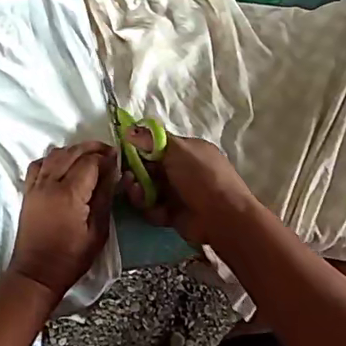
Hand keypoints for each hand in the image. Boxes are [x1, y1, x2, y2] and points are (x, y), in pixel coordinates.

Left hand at [9, 141, 118, 296]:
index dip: (106, 157)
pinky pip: (38, 164)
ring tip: (89, 156)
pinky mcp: (27, 191)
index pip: (90, 162)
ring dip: (73, 150)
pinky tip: (63, 164)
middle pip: (72, 152)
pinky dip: (52, 158)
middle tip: (108, 152)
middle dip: (91, 148)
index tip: (118, 157)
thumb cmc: (71, 257)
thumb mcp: (98, 231)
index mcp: (69, 193)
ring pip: (54, 154)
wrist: (37, 272)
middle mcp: (50, 183)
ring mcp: (35, 185)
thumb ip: (105, 197)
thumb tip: (116, 172)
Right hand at [121, 128, 263, 246]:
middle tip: (126, 175)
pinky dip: (147, 207)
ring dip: (137, 189)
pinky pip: (152, 208)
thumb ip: (152, 139)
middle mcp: (181, 170)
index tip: (123, 150)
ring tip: (135, 190)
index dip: (138, 147)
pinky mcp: (172, 214)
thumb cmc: (202, 176)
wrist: (222, 217)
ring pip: (147, 188)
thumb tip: (129, 129)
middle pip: (148, 168)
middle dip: (134, 170)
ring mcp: (177, 193)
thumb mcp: (178, 149)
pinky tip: (147, 206)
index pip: (156, 145)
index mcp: (187, 151)